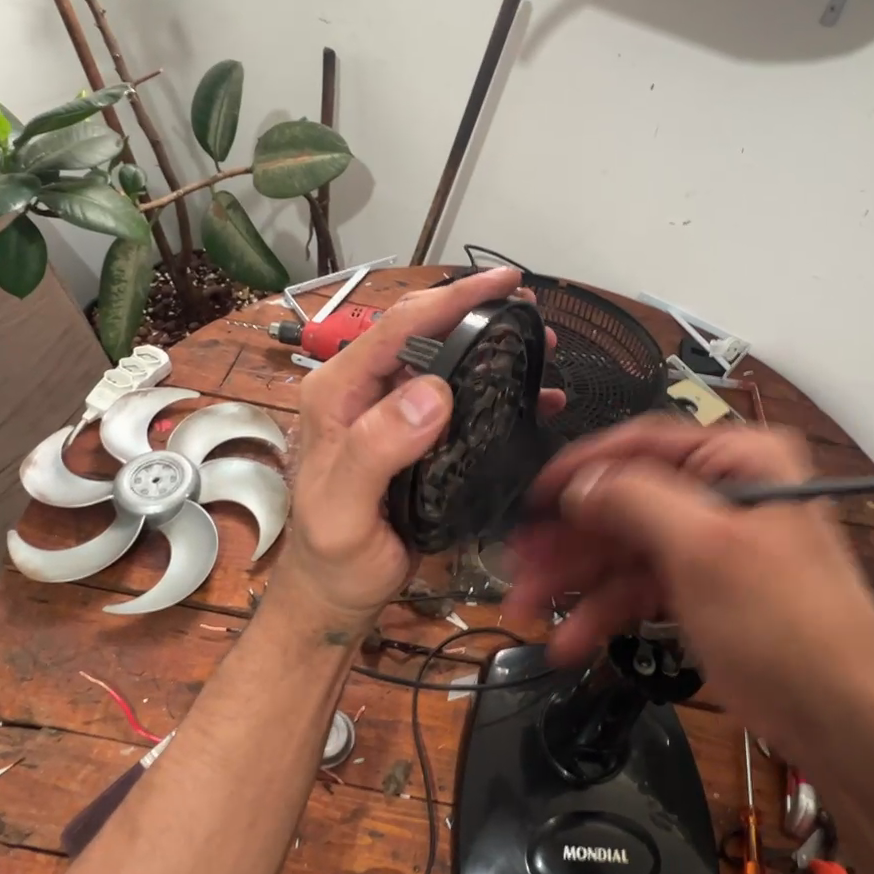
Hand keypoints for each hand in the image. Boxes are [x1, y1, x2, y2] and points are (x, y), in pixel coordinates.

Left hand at [276, 267, 562, 628]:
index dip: (452, 298)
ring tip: (540, 343)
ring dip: (491, 345)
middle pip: (423, 331)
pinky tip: (532, 395)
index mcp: (338, 392)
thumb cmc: (333, 556)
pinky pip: (458, 395)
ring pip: (444, 358)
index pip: (397, 327)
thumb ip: (375, 450)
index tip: (505, 282)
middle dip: (477, 312)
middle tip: (531, 311)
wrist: (337, 590)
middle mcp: (364, 390)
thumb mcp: (342, 510)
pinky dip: (495, 386)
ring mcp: (390, 410)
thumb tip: (432, 392)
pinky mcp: (416, 433)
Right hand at [503, 417, 873, 739]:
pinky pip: (640, 587)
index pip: (642, 444)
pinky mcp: (703, 588)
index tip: (536, 493)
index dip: (582, 468)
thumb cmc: (791, 629)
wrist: (845, 721)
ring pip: (624, 548)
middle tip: (518, 562)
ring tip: (527, 607)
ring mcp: (711, 543)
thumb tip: (582, 482)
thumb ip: (635, 500)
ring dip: (576, 579)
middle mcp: (723, 494)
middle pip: (624, 502)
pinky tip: (571, 639)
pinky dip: (605, 611)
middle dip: (569, 538)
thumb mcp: (705, 550)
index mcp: (739, 462)